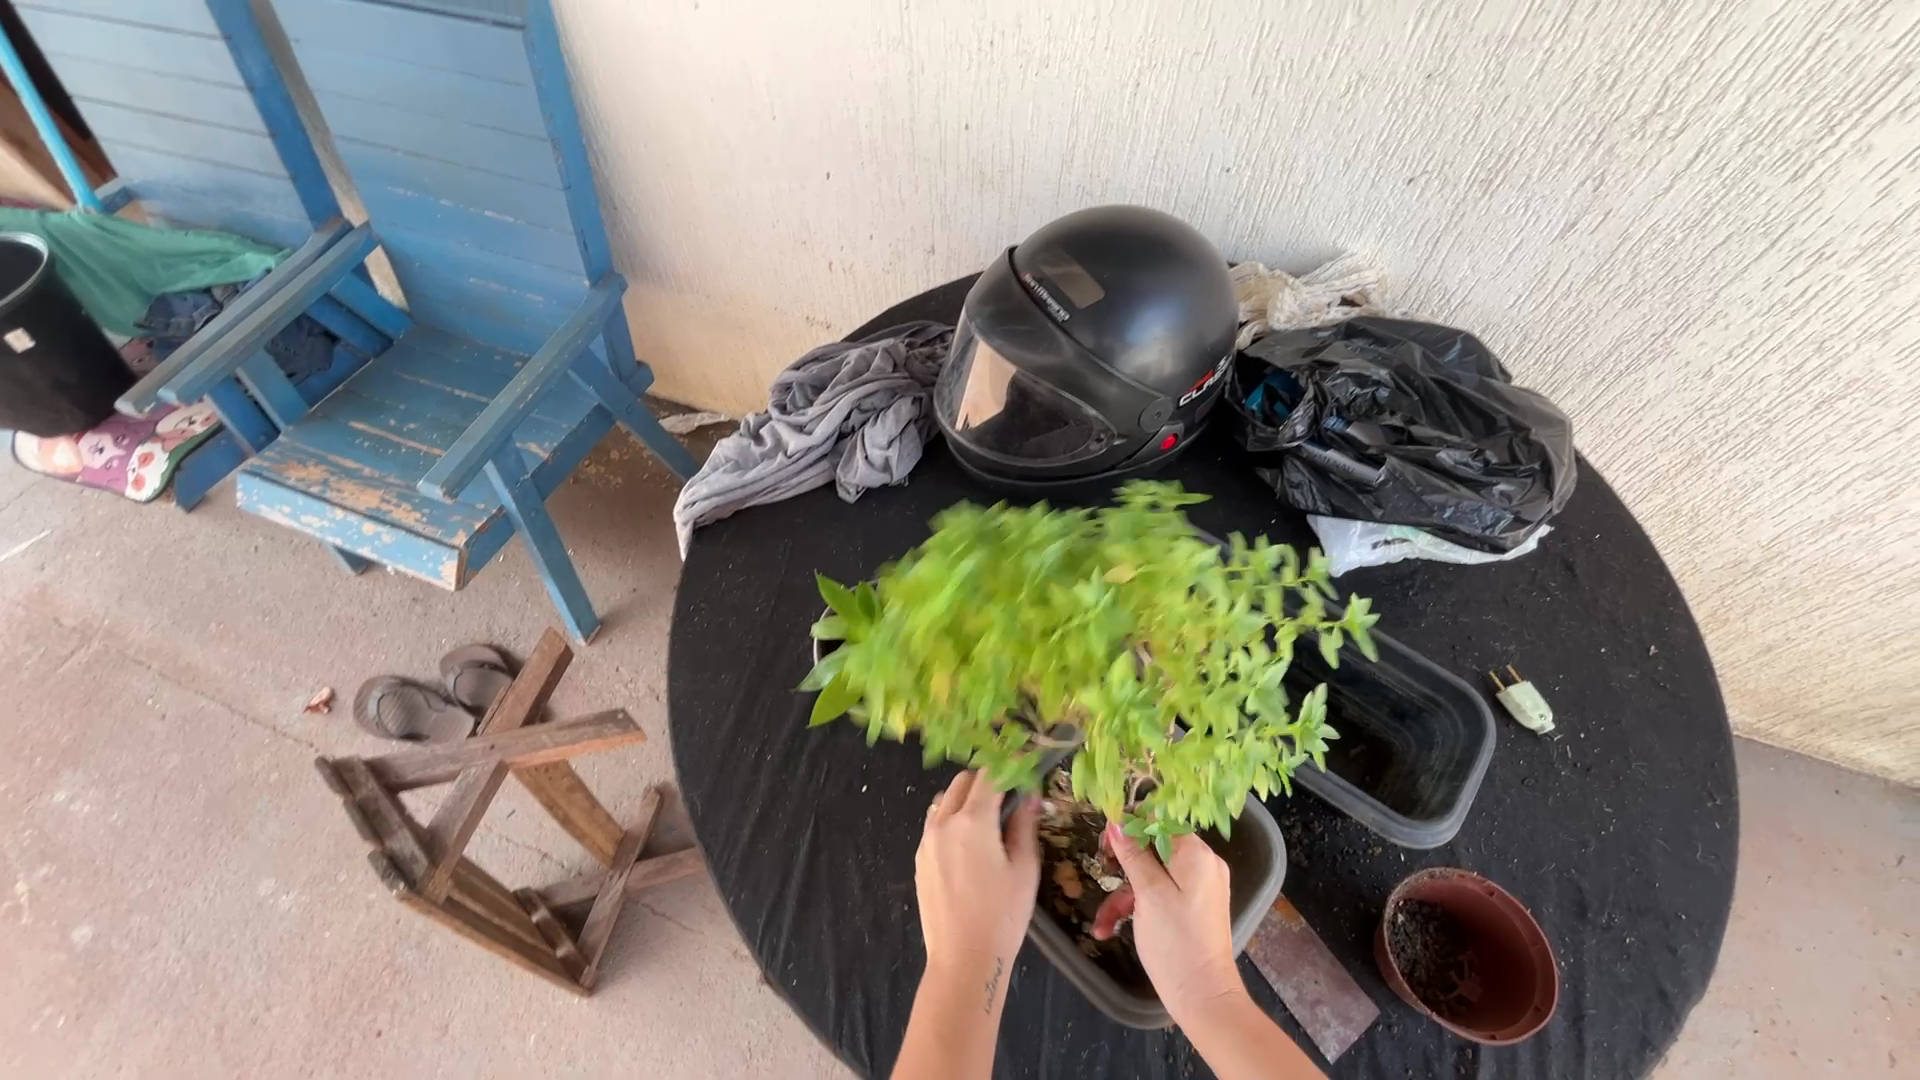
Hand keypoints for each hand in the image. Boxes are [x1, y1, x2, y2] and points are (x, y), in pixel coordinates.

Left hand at [915, 770, 1041, 976]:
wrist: (963, 960)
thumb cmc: (1002, 915)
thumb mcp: (1025, 868)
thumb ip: (1025, 825)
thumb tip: (1030, 794)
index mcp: (973, 820)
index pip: (990, 776)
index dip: (1009, 766)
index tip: (1024, 764)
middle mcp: (944, 822)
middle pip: (962, 781)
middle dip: (986, 780)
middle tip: (1009, 794)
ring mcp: (926, 840)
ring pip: (944, 801)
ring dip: (965, 798)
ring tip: (988, 820)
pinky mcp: (920, 858)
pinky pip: (934, 824)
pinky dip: (951, 820)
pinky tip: (968, 845)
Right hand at [1103, 822, 1247, 1022]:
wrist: (1204, 999)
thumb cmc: (1176, 941)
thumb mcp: (1148, 893)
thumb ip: (1133, 854)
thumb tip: (1116, 820)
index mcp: (1196, 854)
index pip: (1160, 819)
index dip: (1130, 823)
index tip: (1106, 840)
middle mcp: (1202, 864)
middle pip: (1153, 846)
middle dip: (1123, 863)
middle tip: (1102, 871)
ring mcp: (1197, 887)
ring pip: (1152, 874)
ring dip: (1124, 894)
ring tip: (1102, 921)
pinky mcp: (1191, 907)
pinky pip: (1160, 893)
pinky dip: (1137, 906)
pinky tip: (1110, 927)